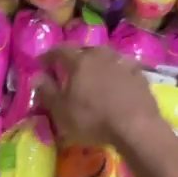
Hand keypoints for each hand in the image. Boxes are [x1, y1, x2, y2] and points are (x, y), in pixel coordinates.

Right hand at [35, 46, 162, 147]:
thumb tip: (37, 76)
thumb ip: (47, 91)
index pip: (59, 50)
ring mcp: (123, 63)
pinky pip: (123, 69)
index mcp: (79, 61)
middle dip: (75, 57)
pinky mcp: (140, 75)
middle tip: (69, 68)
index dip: (48, 56)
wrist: (136, 126)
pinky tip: (116, 83)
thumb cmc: (93, 119)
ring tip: (93, 75)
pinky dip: (116, 73)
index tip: (41, 62)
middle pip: (85, 50)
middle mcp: (101, 55)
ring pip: (106, 57)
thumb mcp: (61, 111)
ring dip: (97, 63)